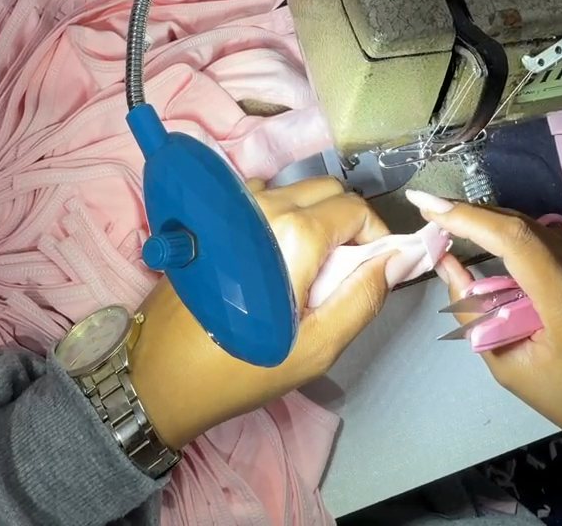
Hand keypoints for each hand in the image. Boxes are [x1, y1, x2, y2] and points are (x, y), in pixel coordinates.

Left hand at [129, 178, 393, 446]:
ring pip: (298, 190)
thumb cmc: (240, 368)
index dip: (375, 237)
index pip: (356, 210)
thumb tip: (400, 258)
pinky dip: (283, 214)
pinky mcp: (217, 214)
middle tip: (341, 272)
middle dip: (349, 223)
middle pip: (330, 191)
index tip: (373, 270)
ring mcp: (237, 206)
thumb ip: (364, 296)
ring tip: (307, 267)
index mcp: (294, 235)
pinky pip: (266, 196)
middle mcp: (265, 206)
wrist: (161, 372)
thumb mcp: (316, 347)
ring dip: (316, 216)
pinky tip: (273, 256)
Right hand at [409, 191, 561, 464]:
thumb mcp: (509, 364)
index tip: (428, 202)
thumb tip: (442, 254)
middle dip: (482, 219)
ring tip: (513, 270)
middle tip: (446, 218)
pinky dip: (554, 246)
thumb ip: (472, 307)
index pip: (516, 241)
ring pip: (551, 227)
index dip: (469, 216)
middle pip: (530, 226)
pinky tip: (552, 273)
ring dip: (521, 236)